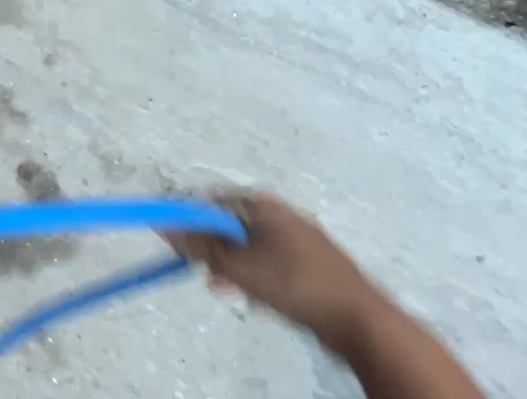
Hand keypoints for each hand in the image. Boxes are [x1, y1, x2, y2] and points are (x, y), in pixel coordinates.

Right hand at [167, 192, 381, 342]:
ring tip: (230, 291)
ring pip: (252, 249)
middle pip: (231, 225)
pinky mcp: (319, 267)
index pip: (212, 200)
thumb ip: (194, 243)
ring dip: (234, 267)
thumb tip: (160, 224)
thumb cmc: (293, 284)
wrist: (366, 325)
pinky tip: (258, 299)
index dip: (192, 220)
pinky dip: (260, 277)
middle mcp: (285, 215)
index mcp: (265, 205)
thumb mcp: (234, 263)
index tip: (184, 244)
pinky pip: (275, 264)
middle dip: (214, 250)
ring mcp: (306, 242)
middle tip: (207, 271)